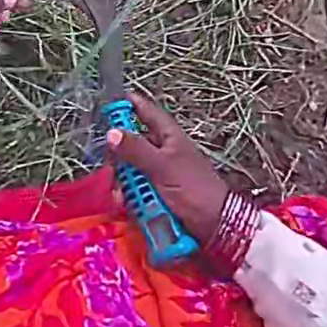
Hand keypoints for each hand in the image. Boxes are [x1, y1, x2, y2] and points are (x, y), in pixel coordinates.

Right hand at [104, 92, 229, 241]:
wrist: (216, 227)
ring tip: (119, 194)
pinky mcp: (158, 194)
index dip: (131, 105)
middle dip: (119, 156)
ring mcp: (161, 174)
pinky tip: (125, 204)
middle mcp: (164, 152)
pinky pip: (137, 190)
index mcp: (169, 137)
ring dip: (124, 181)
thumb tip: (111, 132)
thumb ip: (136, 150)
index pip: (148, 113)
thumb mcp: (162, 167)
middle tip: (109, 165)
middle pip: (133, 145)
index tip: (112, 100)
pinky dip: (130, 197)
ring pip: (132, 170)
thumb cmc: (193, 190)